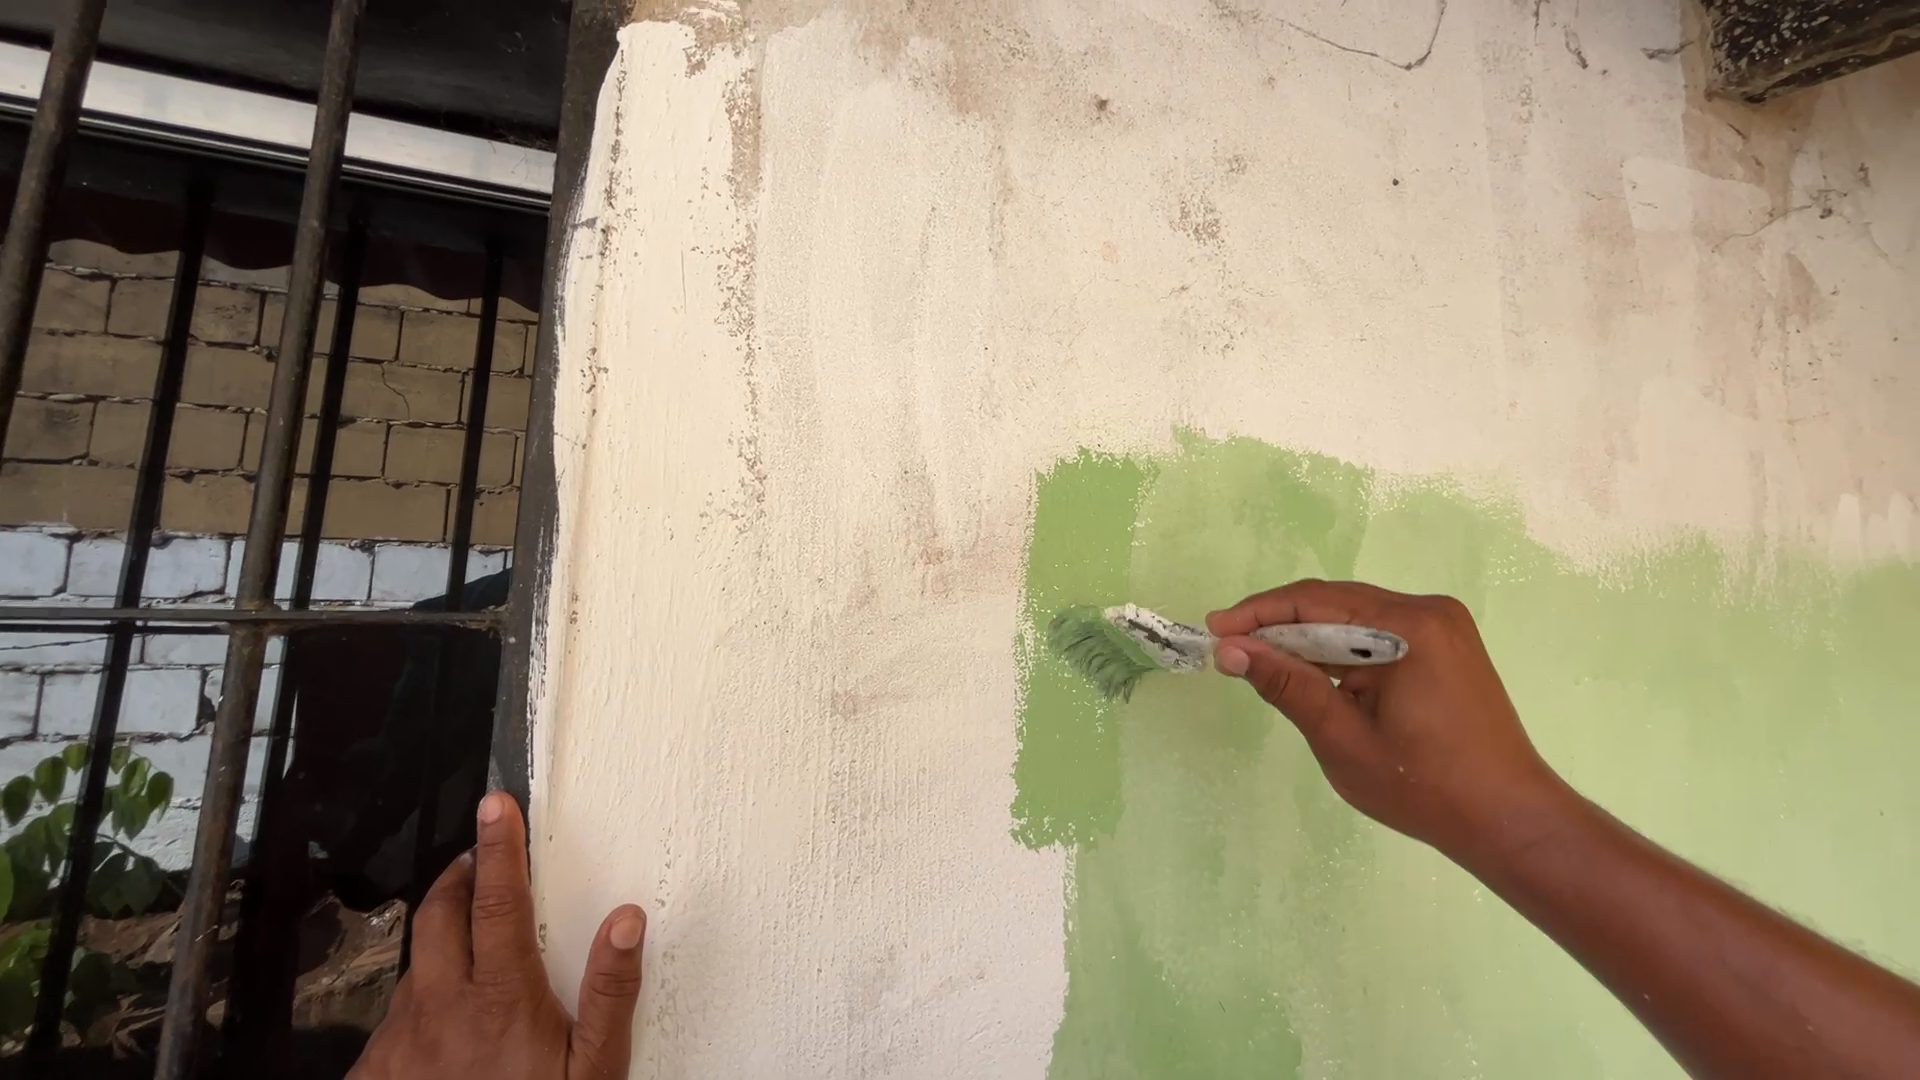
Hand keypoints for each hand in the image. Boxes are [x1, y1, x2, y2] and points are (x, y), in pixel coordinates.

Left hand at [348, 792, 645, 1079]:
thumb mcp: (593, 1070)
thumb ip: (611, 991)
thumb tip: (625, 920)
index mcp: (499, 998)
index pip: (498, 900)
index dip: (499, 846)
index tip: (497, 805)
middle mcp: (438, 1010)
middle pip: (440, 914)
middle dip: (460, 872)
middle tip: (480, 857)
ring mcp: (397, 1044)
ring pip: (414, 965)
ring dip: (441, 937)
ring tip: (472, 945)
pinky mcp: (372, 1076)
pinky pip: (394, 1015)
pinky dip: (421, 996)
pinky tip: (444, 1021)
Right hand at [1208, 580, 1573, 864]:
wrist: (1509, 821)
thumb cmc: (1423, 787)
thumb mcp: (1341, 736)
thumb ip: (1285, 684)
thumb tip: (1229, 650)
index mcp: (1409, 627)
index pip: (1314, 602)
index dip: (1257, 613)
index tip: (1214, 630)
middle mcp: (1427, 612)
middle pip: (1331, 602)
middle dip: (1276, 623)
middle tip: (1228, 646)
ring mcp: (1439, 626)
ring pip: (1349, 616)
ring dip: (1303, 637)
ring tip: (1257, 659)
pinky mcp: (1441, 645)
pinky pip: (1371, 632)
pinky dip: (1333, 649)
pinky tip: (1306, 669)